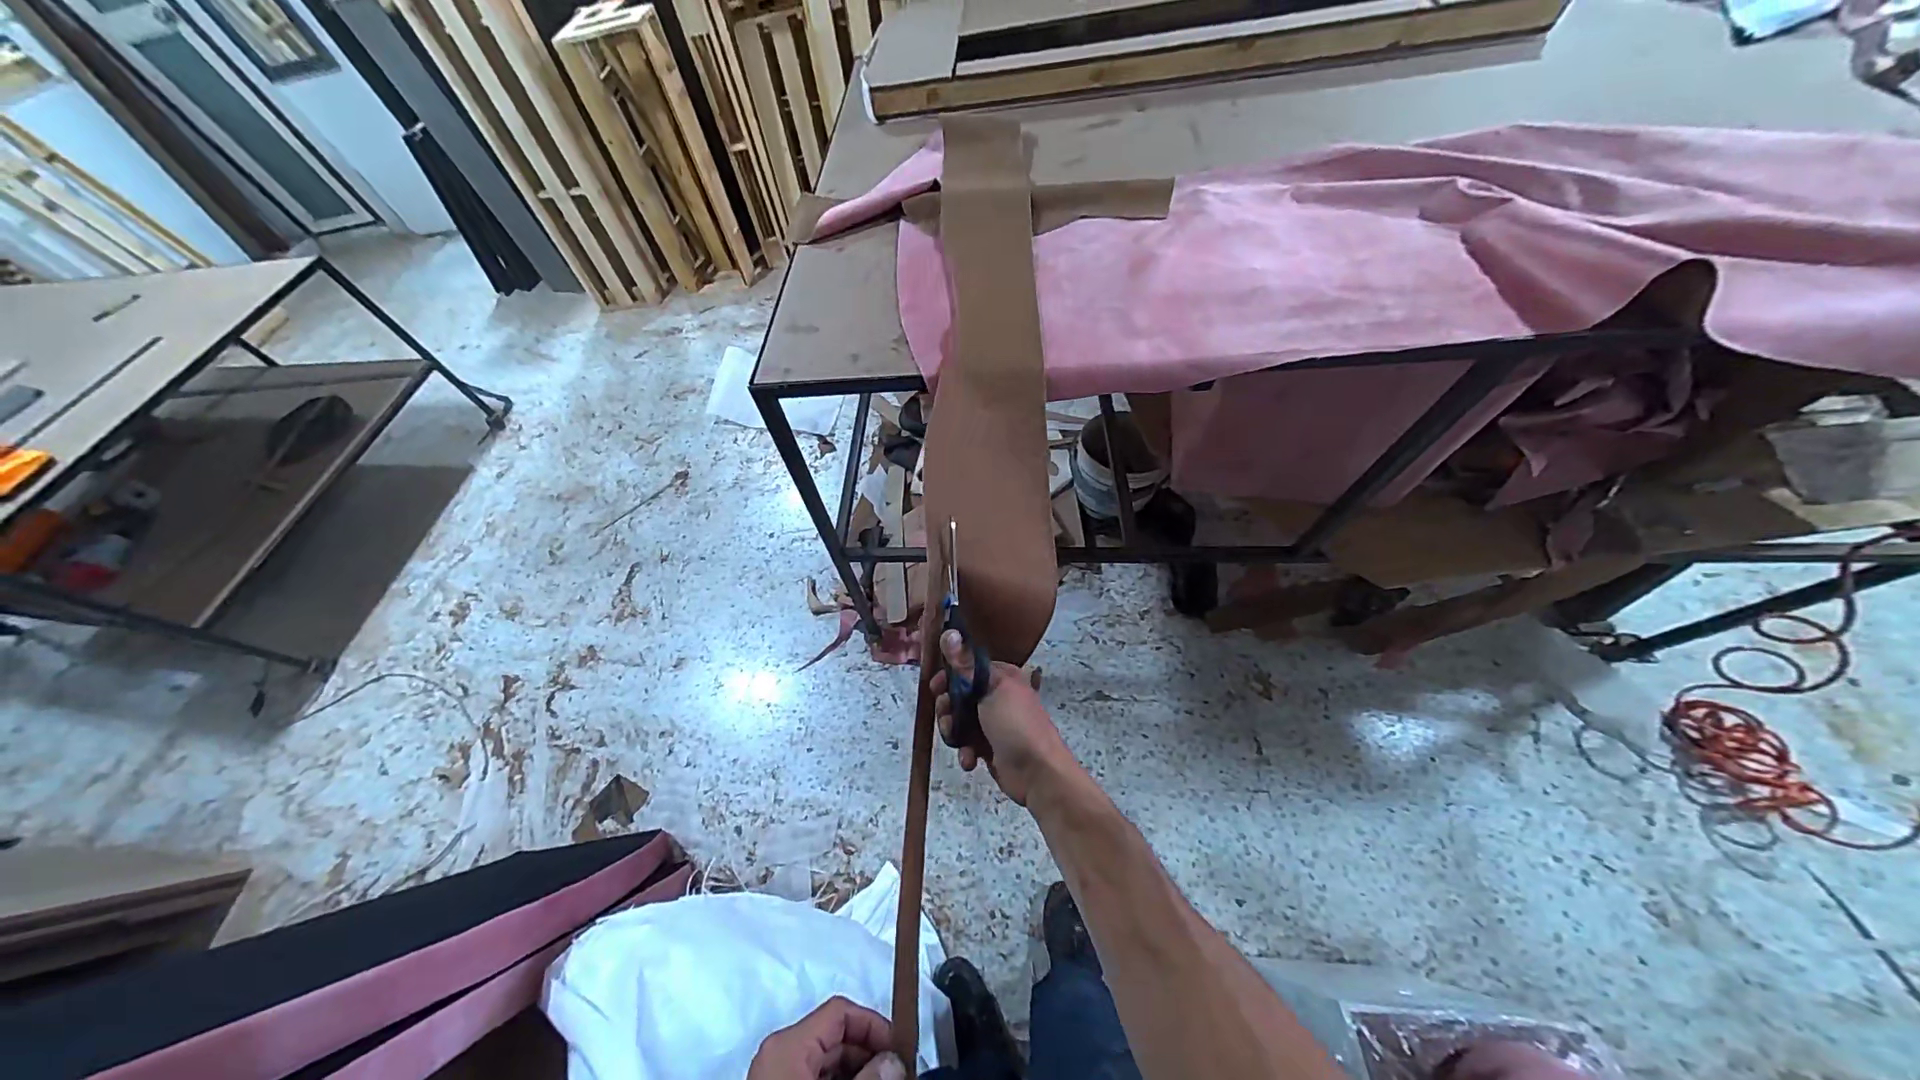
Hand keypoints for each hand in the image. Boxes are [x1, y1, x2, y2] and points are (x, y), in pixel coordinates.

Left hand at [745, 996, 903, 1079]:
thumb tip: (894, 1062)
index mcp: (790, 1045)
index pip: (840, 1013)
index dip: (874, 1026)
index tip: (900, 1053)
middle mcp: (781, 1054)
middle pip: (835, 1038)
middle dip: (869, 1056)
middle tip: (899, 1077)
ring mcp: (777, 1078)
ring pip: (828, 1065)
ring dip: (858, 1075)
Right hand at [931, 629, 1078, 805]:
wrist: (1038, 772)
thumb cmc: (1016, 725)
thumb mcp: (990, 689)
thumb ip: (965, 665)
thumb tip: (950, 631)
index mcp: (1001, 677)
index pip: (967, 668)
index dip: (949, 677)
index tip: (936, 687)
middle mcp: (997, 696)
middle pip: (958, 696)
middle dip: (948, 708)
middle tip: (947, 717)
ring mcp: (993, 723)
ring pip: (959, 721)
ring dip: (954, 732)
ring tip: (960, 743)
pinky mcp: (990, 748)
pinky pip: (967, 744)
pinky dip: (966, 752)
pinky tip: (971, 760)